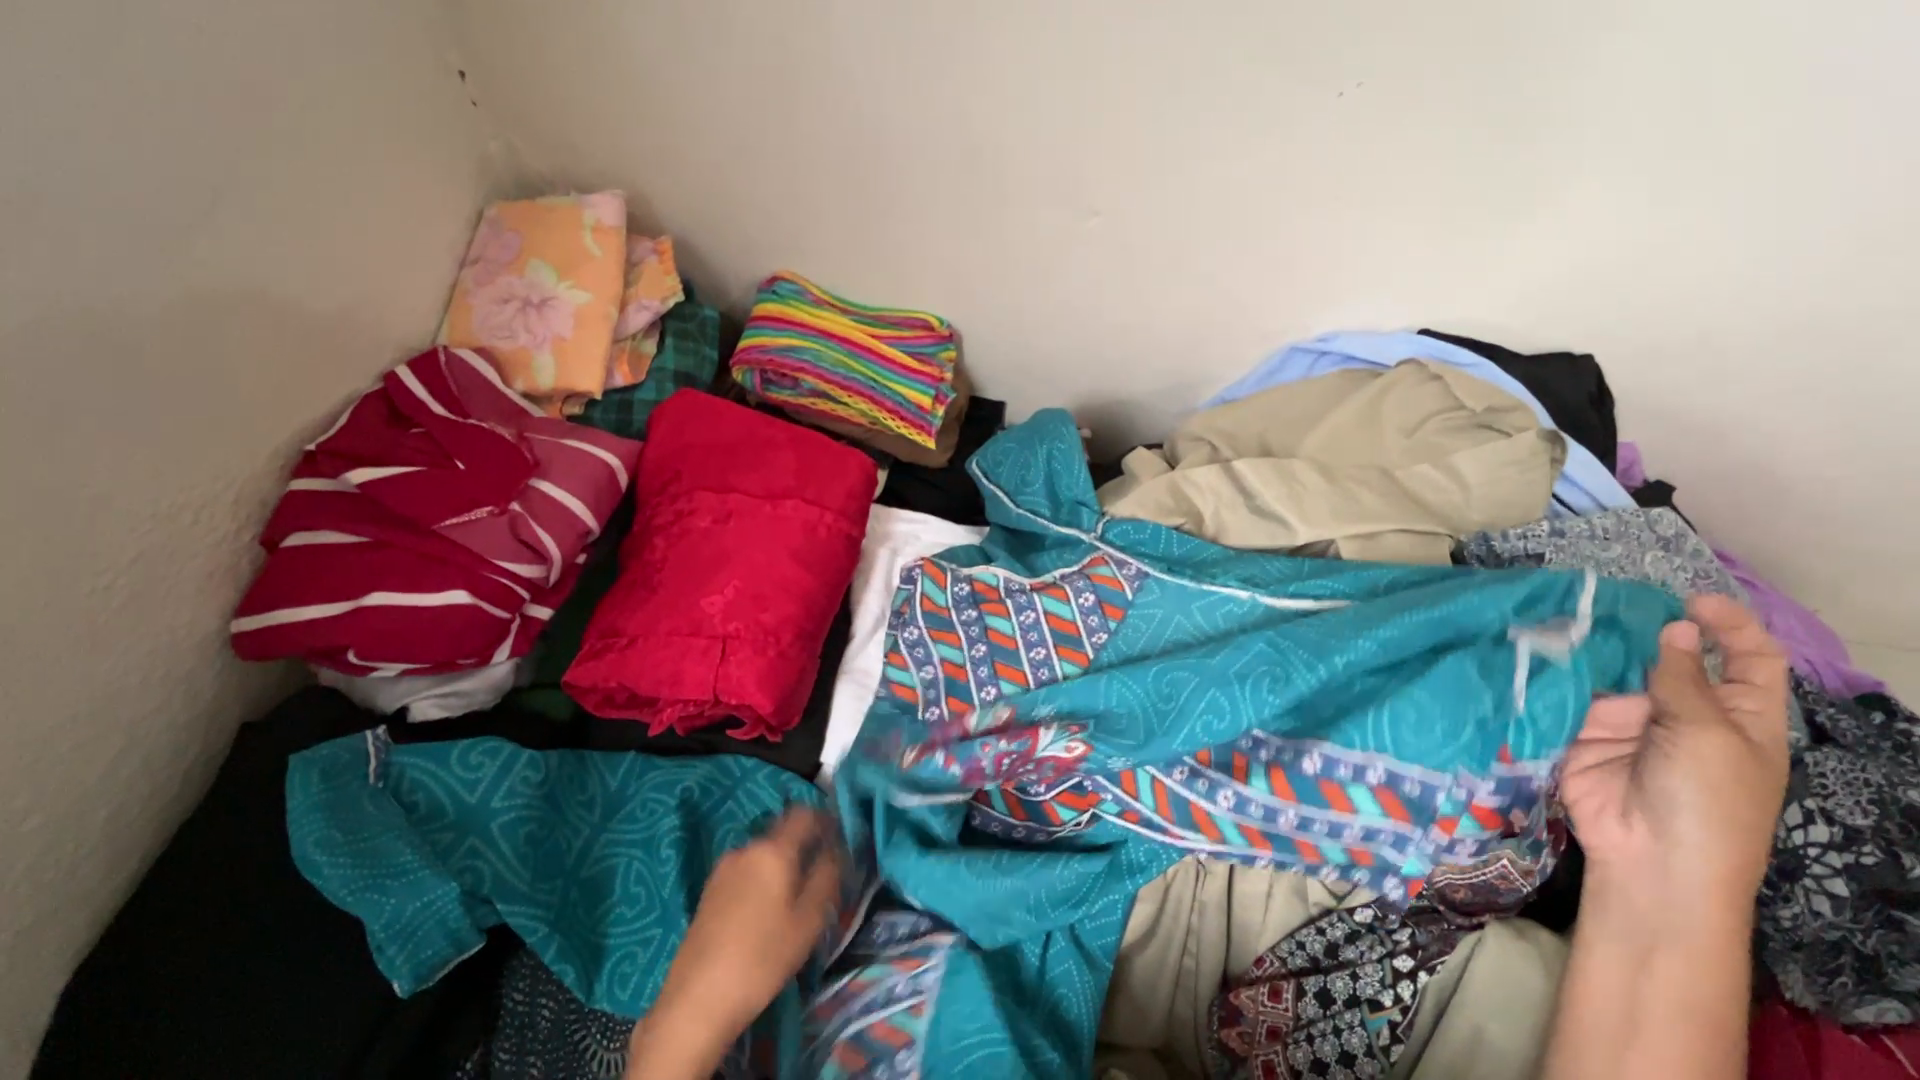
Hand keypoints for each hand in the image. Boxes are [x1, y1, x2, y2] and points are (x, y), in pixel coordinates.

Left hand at [624, 806, 844, 1079]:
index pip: (804, 814)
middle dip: (804, 847)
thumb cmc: (763, 957)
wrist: (699, 997)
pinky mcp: (710, 889)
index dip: (825, 820)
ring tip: (794, 901)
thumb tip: (836, 848)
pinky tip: (766, 913)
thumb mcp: (809, 920)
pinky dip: (763, 880)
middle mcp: (746, 849)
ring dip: (783, 867)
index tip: (840, 839)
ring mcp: (723, 868)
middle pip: (783, 834)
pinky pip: (747, 871)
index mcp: (773, 850)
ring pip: (764, 855)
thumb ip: (827, 875)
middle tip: (822, 877)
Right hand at [1559, 594, 1789, 926]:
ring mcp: (1632, 723)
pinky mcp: (1584, 734)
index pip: (1748, 659)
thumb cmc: (1706, 801)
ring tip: (1573, 616)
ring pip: (1616, 673)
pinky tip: (1547, 648)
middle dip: (1647, 631)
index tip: (1692, 601)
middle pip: (1672, 658)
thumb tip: (1676, 627)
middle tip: (1612, 604)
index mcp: (1741, 716)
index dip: (1729, 627)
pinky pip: (1574, 697)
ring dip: (1599, 650)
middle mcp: (1686, 713)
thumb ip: (1683, 678)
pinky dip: (1562, 675)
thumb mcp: (1709, 734)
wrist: (1649, 860)